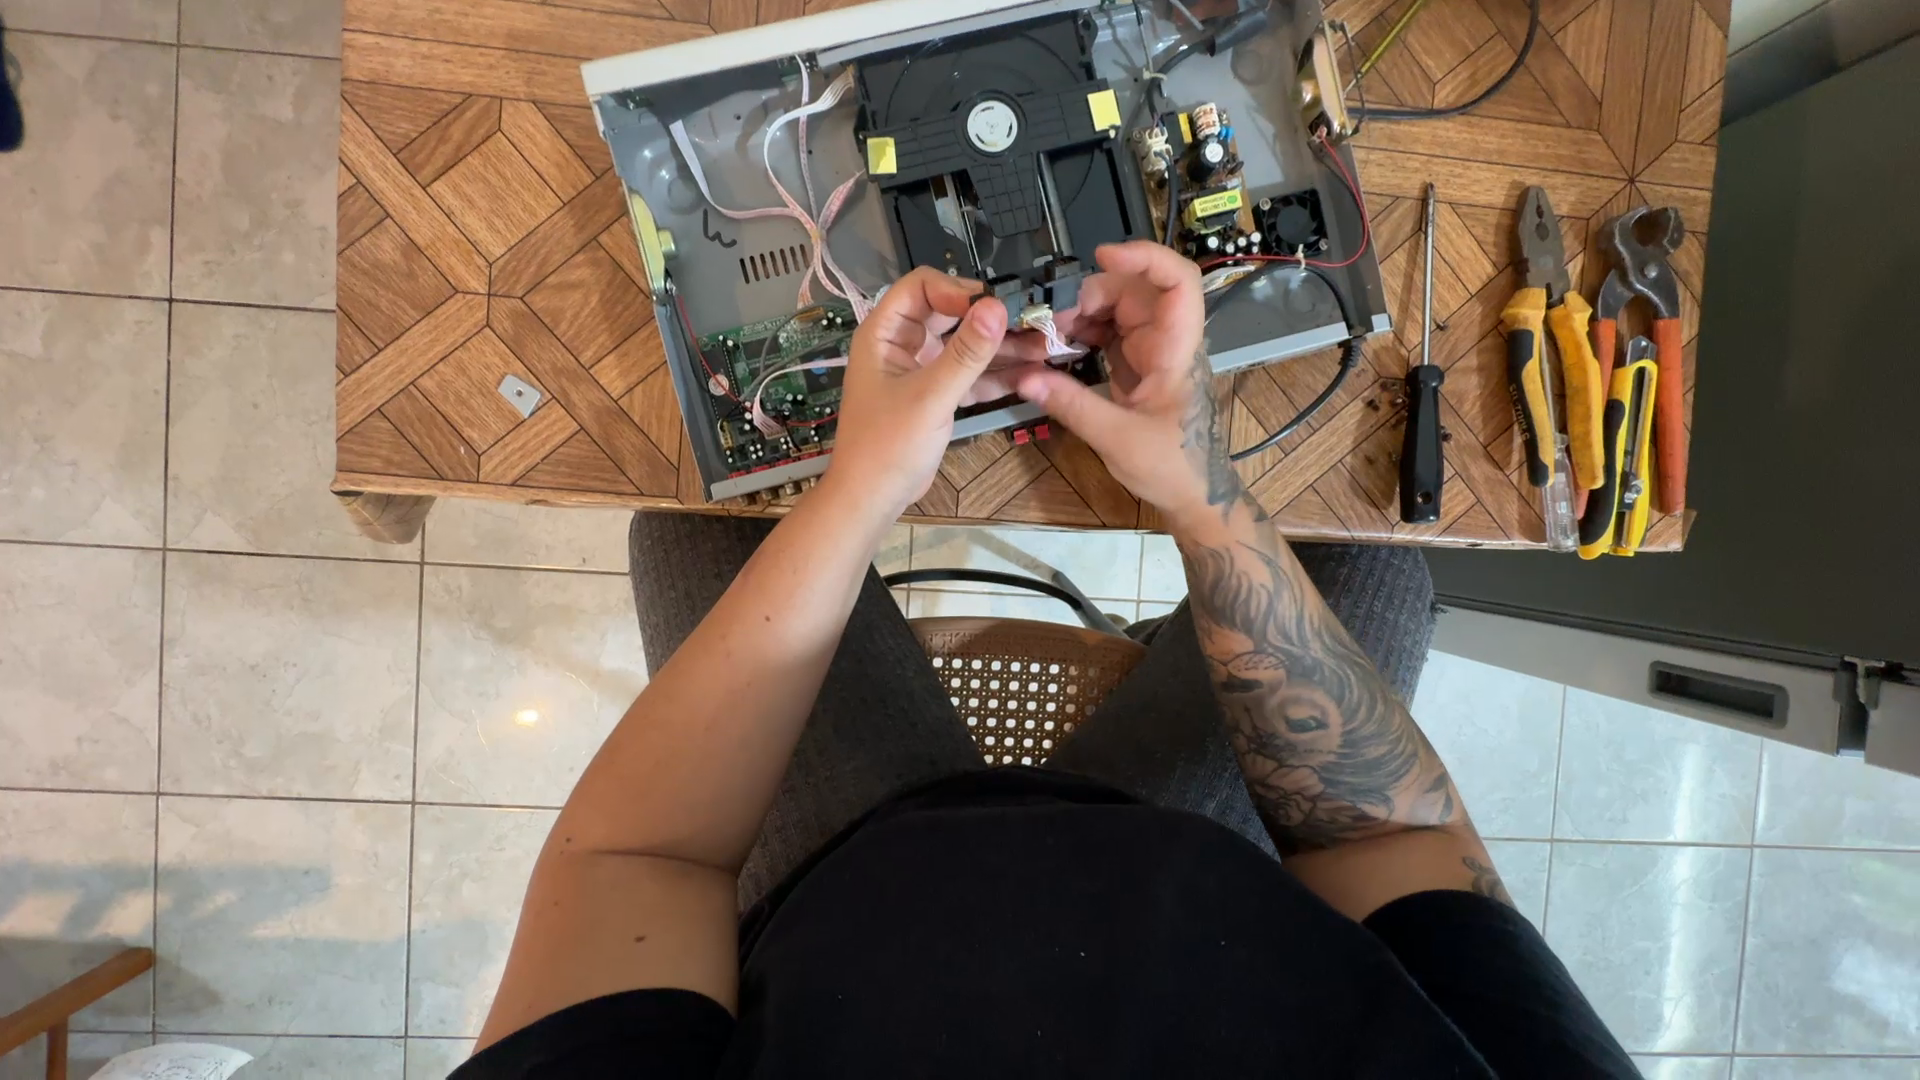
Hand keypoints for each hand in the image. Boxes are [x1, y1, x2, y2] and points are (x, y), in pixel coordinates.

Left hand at [825, 268, 1010, 517]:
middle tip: (1034, 321)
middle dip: (990, 319)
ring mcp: (920, 370)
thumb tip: (997, 306)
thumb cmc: (888, 445)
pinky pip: (968, 375)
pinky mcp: (935, 396)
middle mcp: (902, 344)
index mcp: (885, 333)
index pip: (922, 287)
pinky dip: (994, 375)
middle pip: (950, 314)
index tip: (995, 309)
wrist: (872, 499)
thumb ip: (966, 353)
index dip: (958, 291)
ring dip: (1000, 347)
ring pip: (964, 346)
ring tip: (1044, 346)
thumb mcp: (930, 396)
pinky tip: (1030, 374)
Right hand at [1014, 241, 1243, 529]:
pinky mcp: (1139, 371)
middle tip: (1053, 320)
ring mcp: (1153, 356)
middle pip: (1136, 293)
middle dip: (1093, 294)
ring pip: (1120, 313)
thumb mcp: (1117, 438)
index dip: (1145, 257)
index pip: (1178, 283)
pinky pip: (1112, 338)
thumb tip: (1025, 379)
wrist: (1195, 496)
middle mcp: (1168, 344)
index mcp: (1177, 351)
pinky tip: (1060, 349)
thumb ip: (1071, 406)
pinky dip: (1085, 336)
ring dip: (1084, 316)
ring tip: (1050, 336)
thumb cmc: (1173, 468)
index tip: (1103, 256)